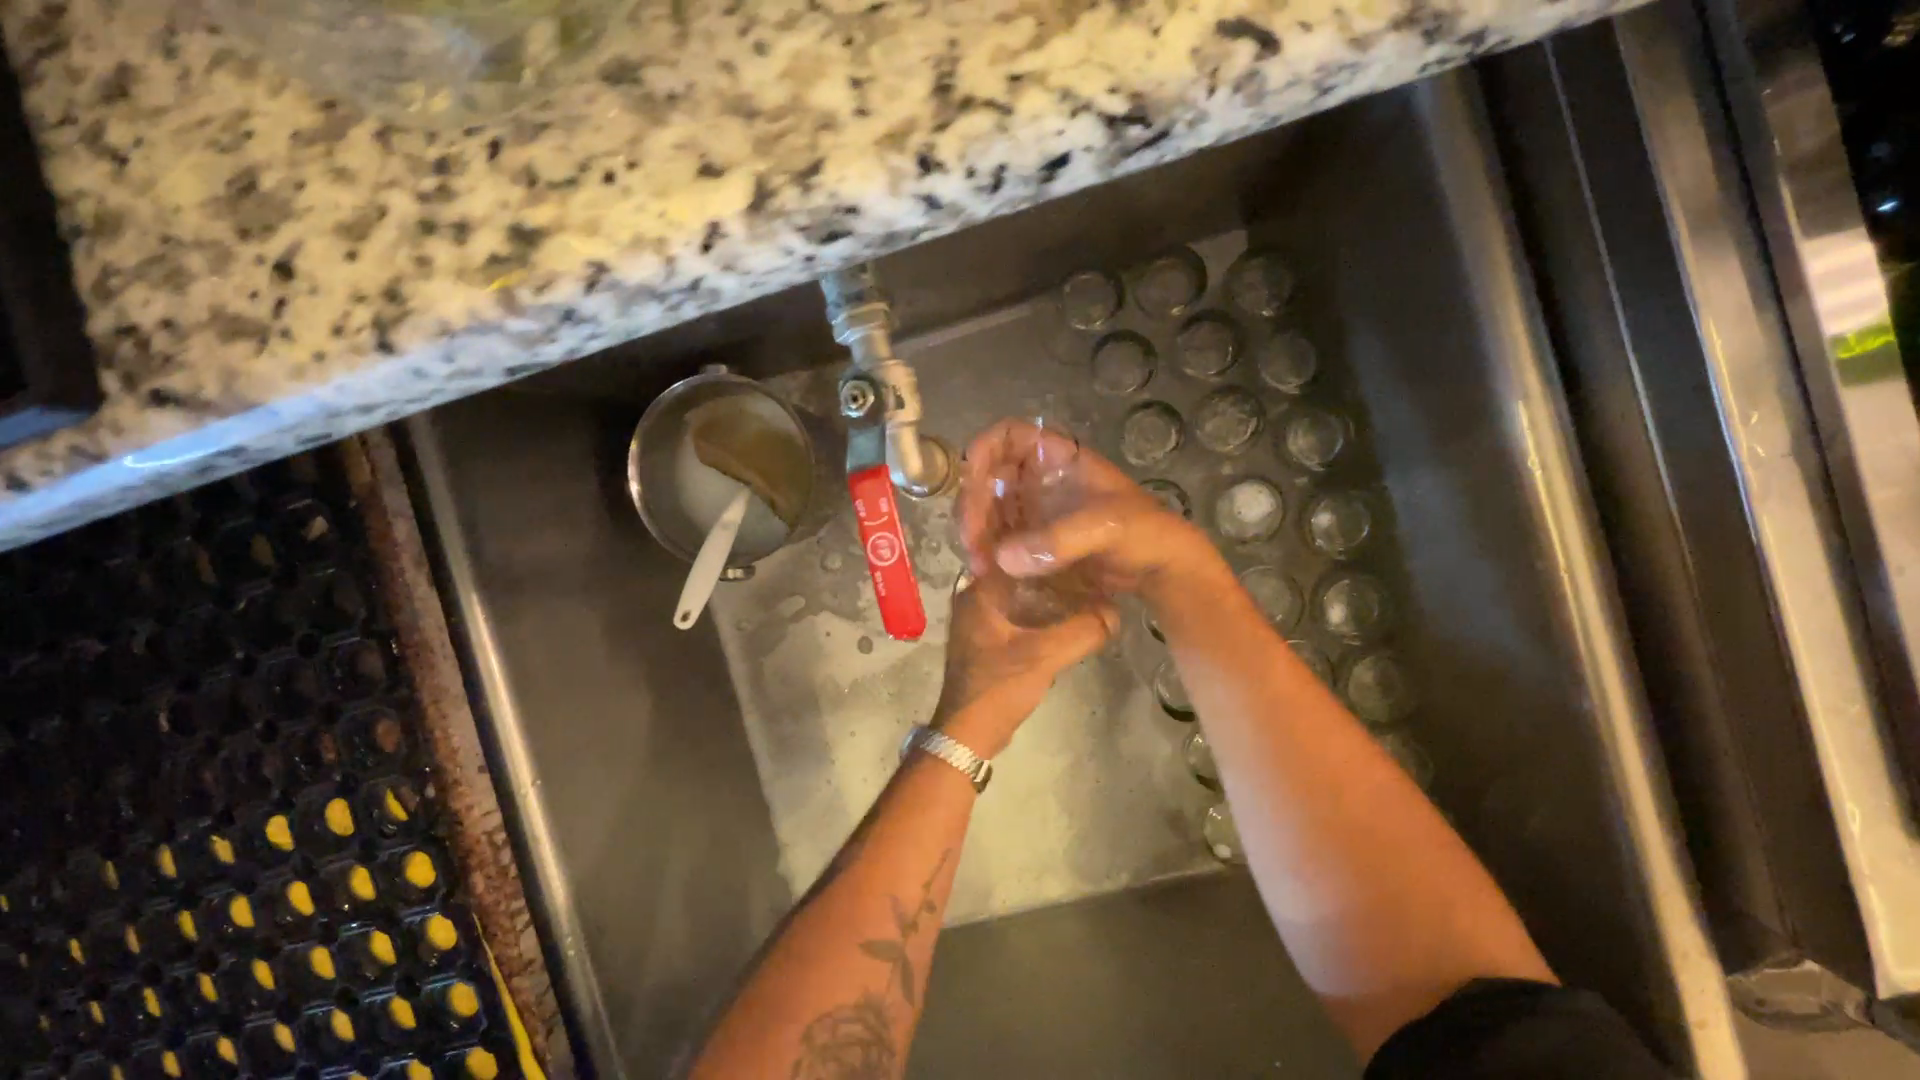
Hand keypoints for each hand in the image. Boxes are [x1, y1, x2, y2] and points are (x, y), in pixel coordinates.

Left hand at [932, 572, 1116, 757]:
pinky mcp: (989, 642)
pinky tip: (1071, 620)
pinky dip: (1043, 618)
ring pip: (1023, 598)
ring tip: (1089, 593)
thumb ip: (1083, 631)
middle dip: (1057, 576)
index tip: (1085, 553)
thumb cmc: (999, 687)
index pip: (1018, 557)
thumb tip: (1116, 613)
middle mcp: (976, 600)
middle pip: (1023, 577)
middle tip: (1094, 574)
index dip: (1051, 555)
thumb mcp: (1045, 656)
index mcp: (979, 592)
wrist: (969, 734)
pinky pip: (1021, 618)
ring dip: (1052, 598)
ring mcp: (981, 622)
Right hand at [956, 418, 1225, 607]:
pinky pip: (1000, 540)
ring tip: (979, 567)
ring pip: (988, 512)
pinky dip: (989, 554)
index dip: (984, 449)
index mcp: (1059, 458)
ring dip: (976, 535)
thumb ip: (1057, 541)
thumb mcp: (1106, 528)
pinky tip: (987, 575)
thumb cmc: (1143, 533)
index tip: (972, 479)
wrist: (1162, 570)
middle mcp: (1039, 479)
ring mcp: (1035, 511)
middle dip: (973, 508)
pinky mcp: (1034, 542)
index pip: (1009, 436)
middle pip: (988, 479)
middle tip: (972, 544)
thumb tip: (1002, 559)